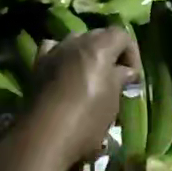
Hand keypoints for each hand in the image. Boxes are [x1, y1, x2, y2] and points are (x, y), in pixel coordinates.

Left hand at [22, 28, 141, 170]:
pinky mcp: (38, 64)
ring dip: (87, 54)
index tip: (133, 78)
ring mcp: (54, 51)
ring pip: (75, 41)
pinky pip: (54, 50)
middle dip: (111, 53)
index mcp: (97, 47)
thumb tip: (126, 71)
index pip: (121, 34)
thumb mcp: (112, 101)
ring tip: (92, 78)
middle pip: (98, 35)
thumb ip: (120, 79)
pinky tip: (66, 74)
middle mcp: (74, 42)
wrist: (45, 135)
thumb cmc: (87, 119)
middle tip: (117, 79)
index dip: (132, 53)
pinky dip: (63, 57)